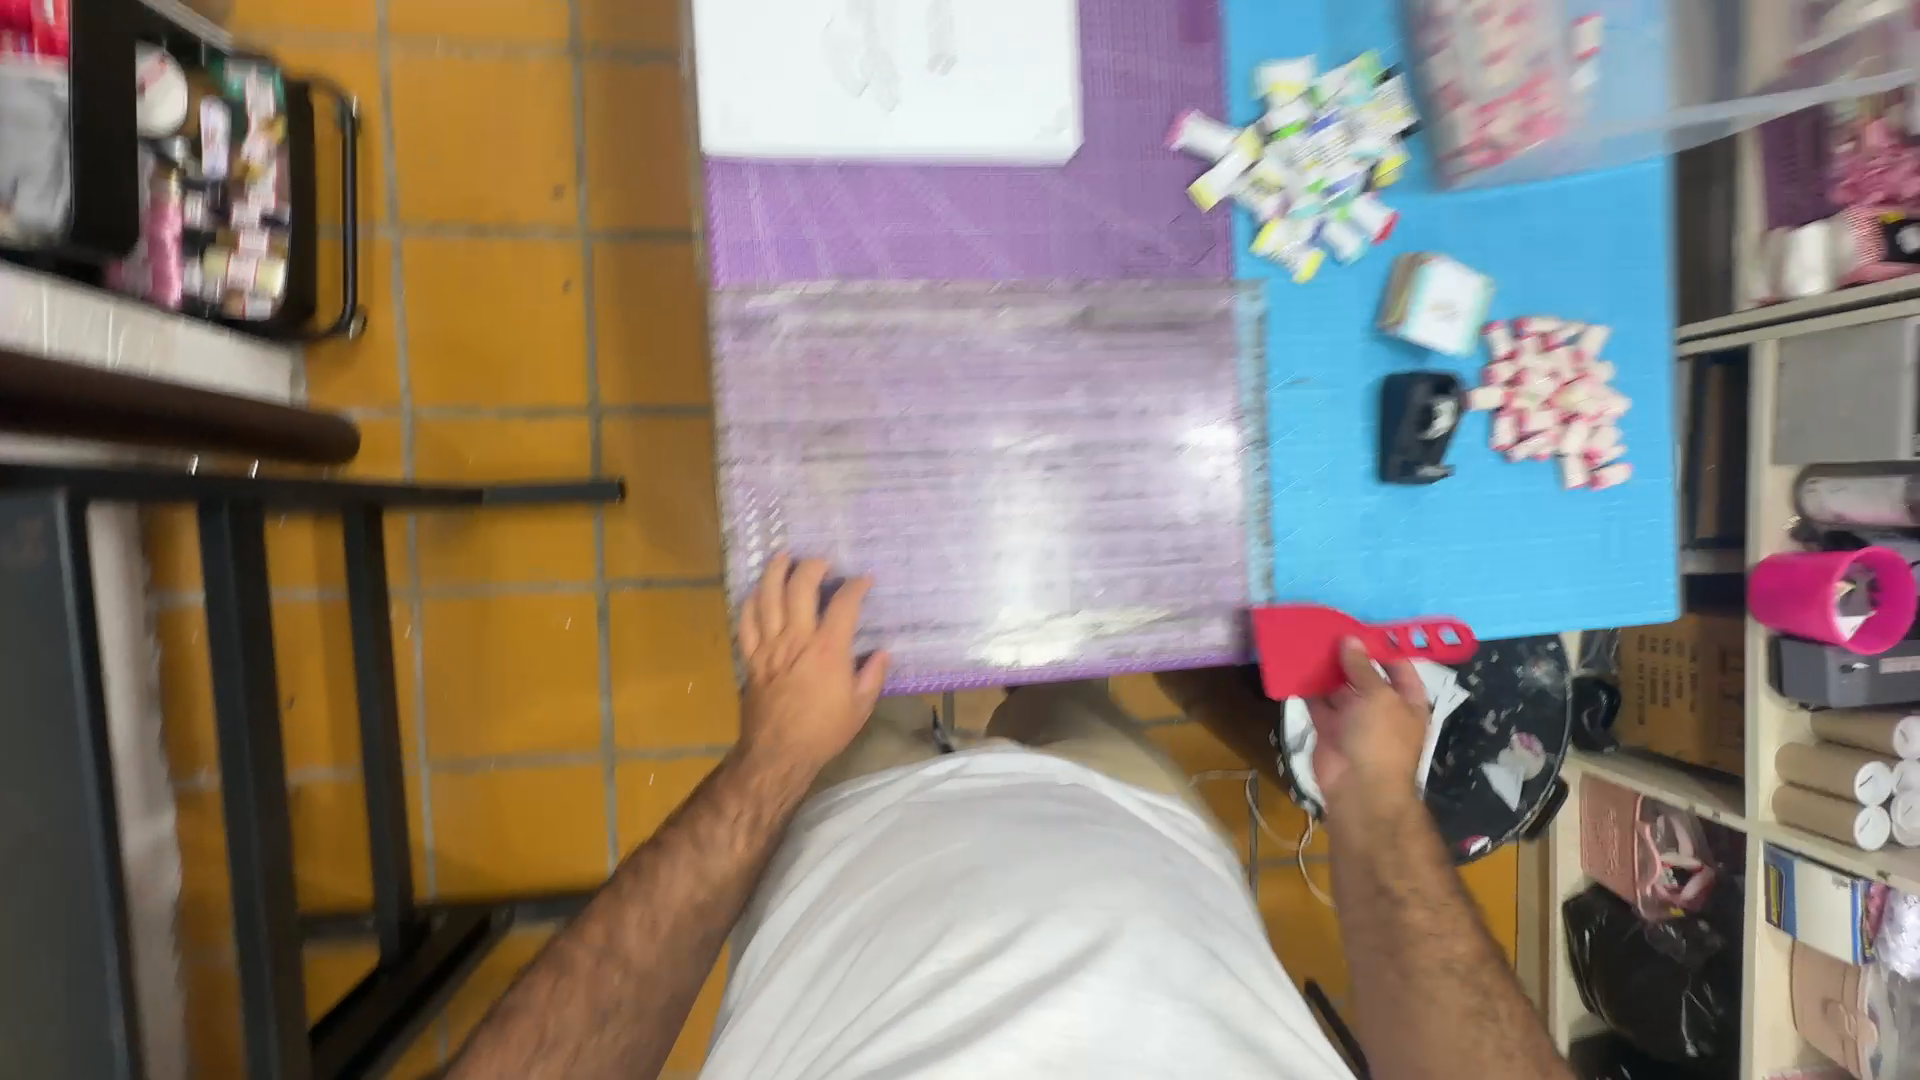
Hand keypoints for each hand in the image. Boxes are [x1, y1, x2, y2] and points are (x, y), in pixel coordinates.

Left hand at [736, 554, 889, 774]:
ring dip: (775, 572)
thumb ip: (872, 675)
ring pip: (767, 597)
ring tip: (784, 557)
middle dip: (812, 567)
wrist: (778, 755)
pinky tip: (757, 592)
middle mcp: (797, 640)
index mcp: (828, 650)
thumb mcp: (860, 707)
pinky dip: (751, 602)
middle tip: (823, 562)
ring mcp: (770, 647)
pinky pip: (746, 622)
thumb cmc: (824, 732)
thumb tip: (881, 652)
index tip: (865, 580)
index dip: (856, 586)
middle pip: (799, 588)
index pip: (844, 603)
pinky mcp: (751, 658)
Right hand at [1306, 637, 1429, 808]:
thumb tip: (1350, 640)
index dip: (1383, 649)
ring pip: (1338, 689)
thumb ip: (1361, 667)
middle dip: (1347, 657)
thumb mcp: (1378, 696)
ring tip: (1307, 644)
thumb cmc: (1380, 737)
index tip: (1360, 629)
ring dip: (1325, 671)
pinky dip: (1307, 689)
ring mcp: (1354, 720)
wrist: (1359, 786)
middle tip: (1326, 631)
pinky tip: (1295, 669)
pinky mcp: (1329, 728)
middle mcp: (1382, 709)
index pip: (1400, 669)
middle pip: (1365, 677)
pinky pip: (1318, 704)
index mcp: (1406, 702)